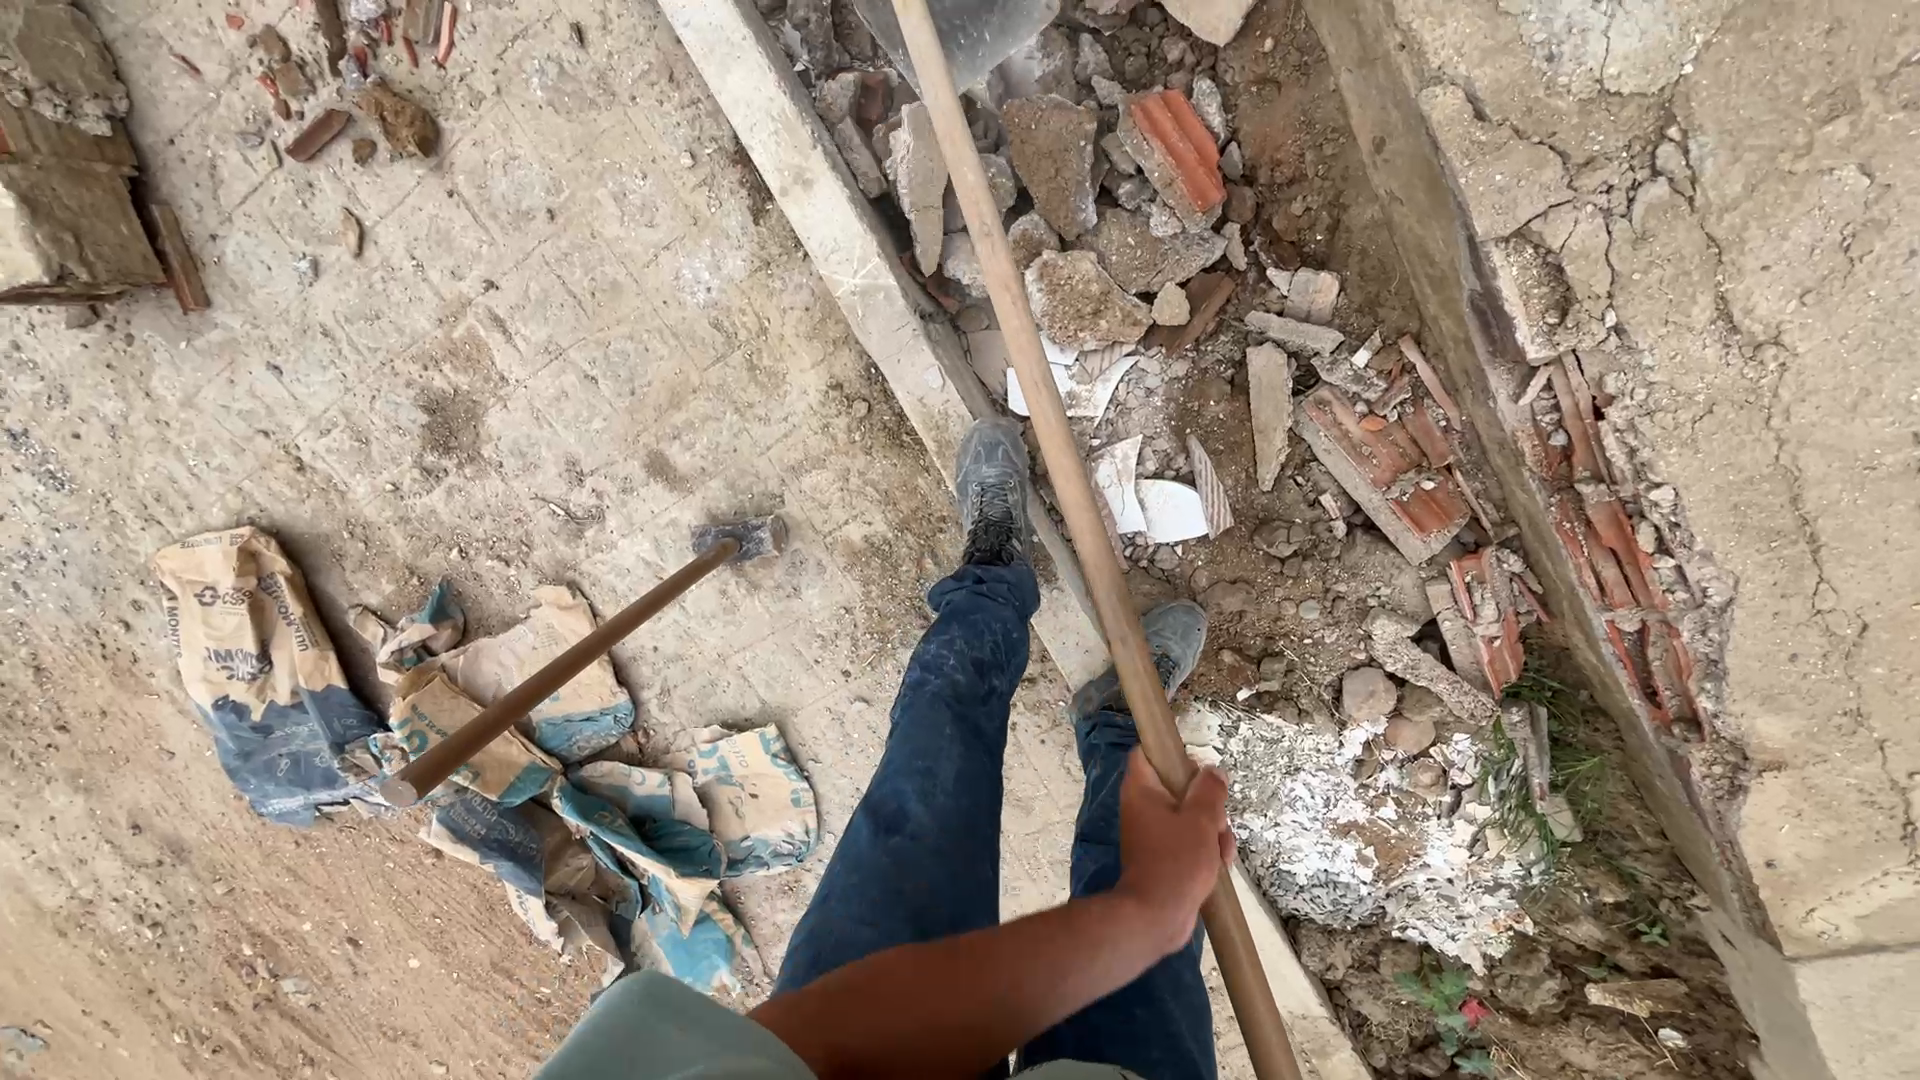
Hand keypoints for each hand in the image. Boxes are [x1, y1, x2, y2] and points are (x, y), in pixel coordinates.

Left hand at [1113, 747, 1234, 954]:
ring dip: (1213, 832)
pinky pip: (1189, 839)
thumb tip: (1214, 771)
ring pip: (1191, 816)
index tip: (1198, 768)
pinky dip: (1206, 849)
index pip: (1148, 753)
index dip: (1174, 754)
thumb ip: (1209, 791)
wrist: (1158, 915)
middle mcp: (1142, 805)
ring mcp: (1153, 830)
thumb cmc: (1175, 861)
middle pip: (1181, 787)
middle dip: (1207, 805)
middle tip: (1216, 822)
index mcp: (1141, 788)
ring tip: (1219, 852)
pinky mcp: (1164, 853)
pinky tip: (1218, 866)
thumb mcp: (1200, 820)